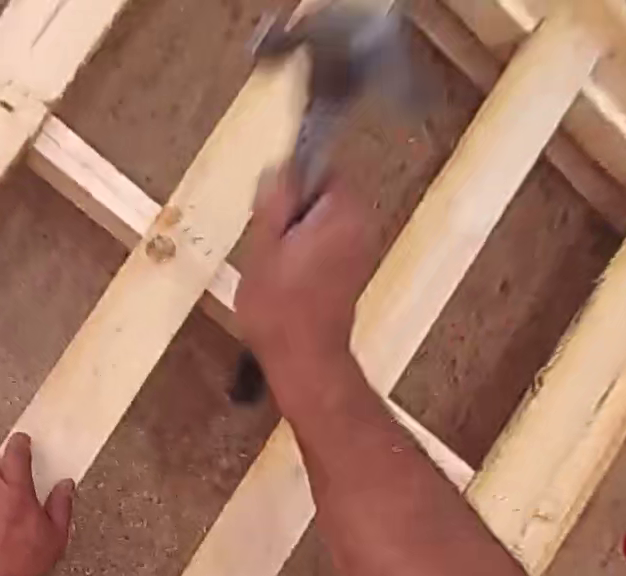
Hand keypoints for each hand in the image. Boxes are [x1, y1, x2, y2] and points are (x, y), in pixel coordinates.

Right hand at [234, 170, 374, 415]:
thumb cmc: (277, 306)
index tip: (269, 216)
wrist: (303, 358)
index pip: (322, 171)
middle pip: (326, 199)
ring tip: (275, 269)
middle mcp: (362, 223)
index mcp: (342, 210)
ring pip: (327, 226)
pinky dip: (311, 258)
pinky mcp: (356, 275)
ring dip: (302, 238)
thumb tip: (279, 167)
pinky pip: (332, 249)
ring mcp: (363, 250)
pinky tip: (290, 284)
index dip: (292, 188)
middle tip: (267, 246)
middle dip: (297, 214)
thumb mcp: (262, 249)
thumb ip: (274, 203)